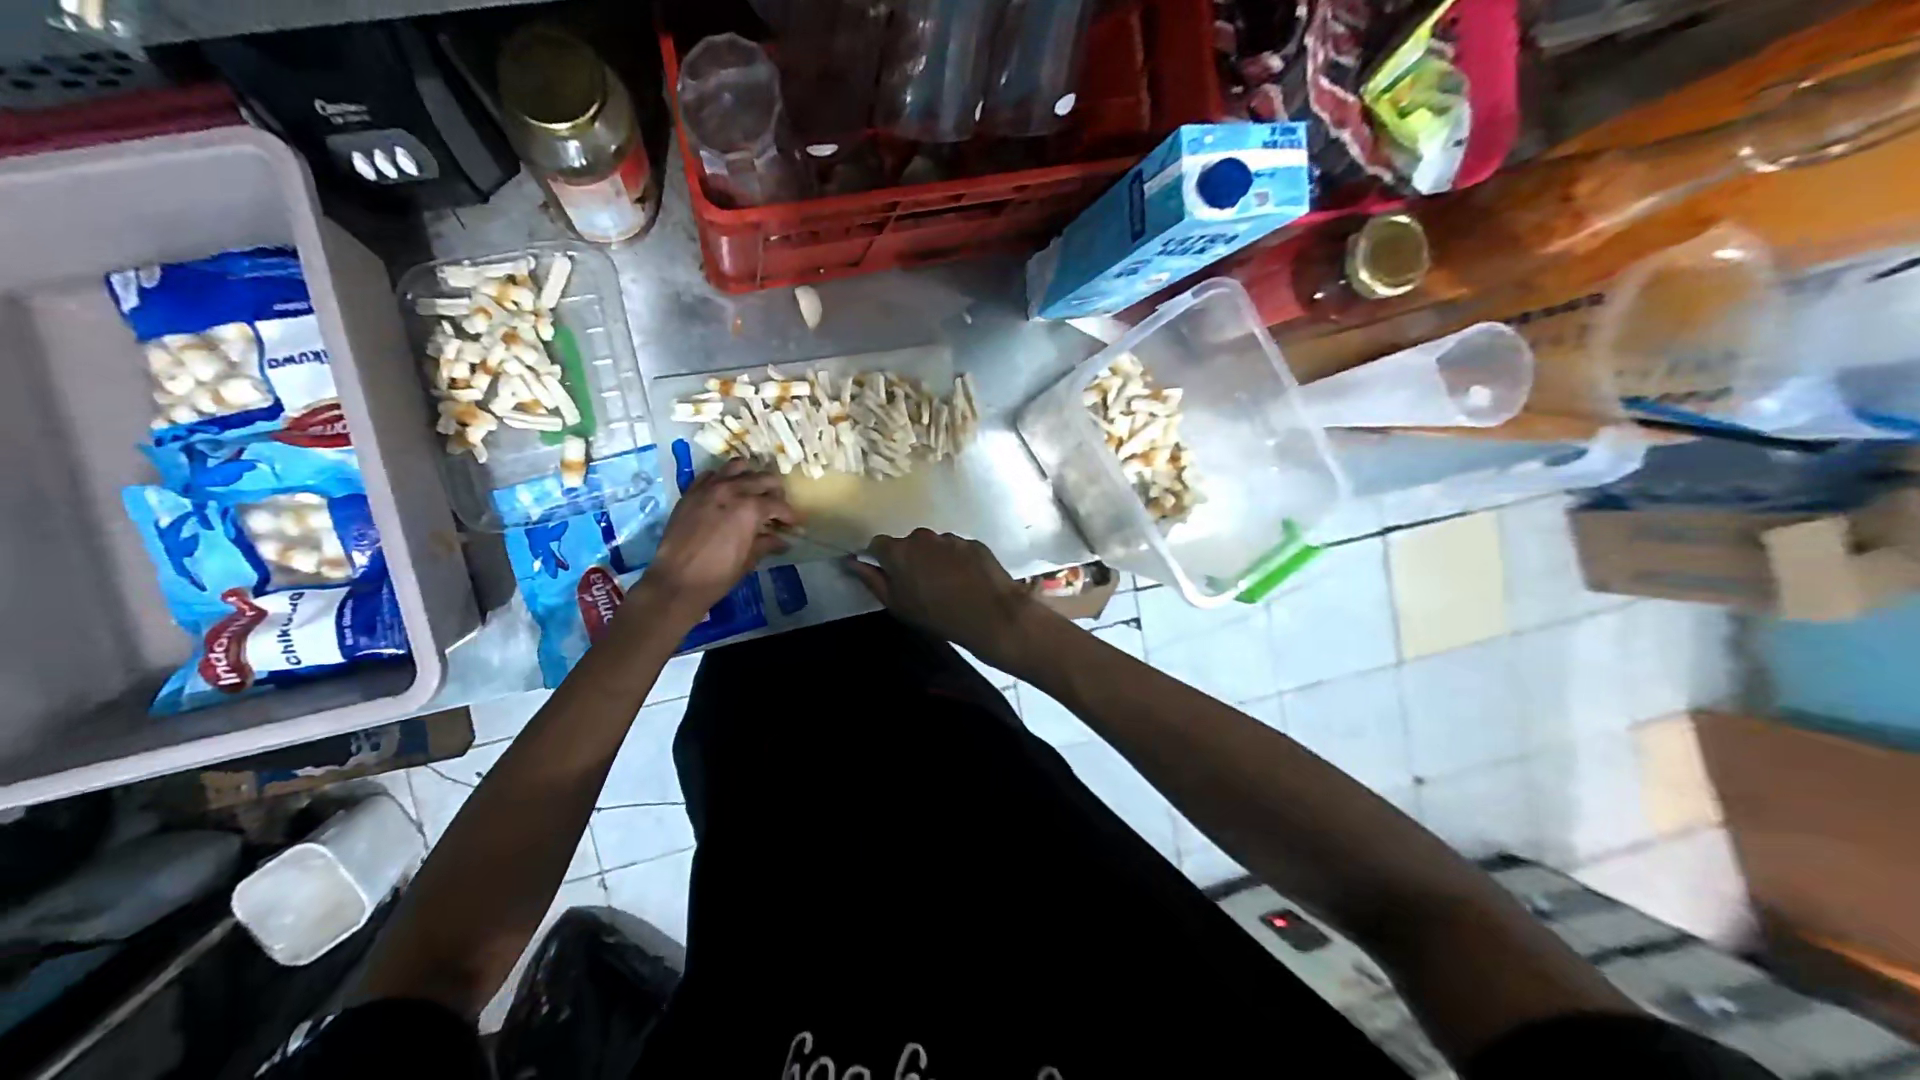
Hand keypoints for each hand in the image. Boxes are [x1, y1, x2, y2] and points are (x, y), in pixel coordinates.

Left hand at [641, 460, 798, 620]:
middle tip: (777, 507)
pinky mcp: (691, 492)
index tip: (794, 524)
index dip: (790, 515)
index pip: (779, 504)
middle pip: (763, 478)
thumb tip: (782, 540)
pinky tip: (726, 494)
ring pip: (737, 467)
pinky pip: (712, 475)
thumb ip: (767, 543)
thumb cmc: (718, 574)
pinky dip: (723, 479)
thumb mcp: (749, 560)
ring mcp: (709, 488)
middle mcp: (732, 490)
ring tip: (752, 492)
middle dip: (775, 492)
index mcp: (750, 508)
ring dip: (750, 477)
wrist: (677, 581)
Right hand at [848, 529, 1049, 670]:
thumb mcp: (897, 604)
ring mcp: (951, 538)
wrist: (990, 613)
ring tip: (948, 587)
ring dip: (936, 561)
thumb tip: (852, 561)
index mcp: (899, 550)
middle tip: (922, 587)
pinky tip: (967, 583)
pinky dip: (958, 563)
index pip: (879, 545)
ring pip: (935, 547)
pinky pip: (958, 551)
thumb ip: (872, 579)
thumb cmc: (936, 614)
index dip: (883, 560)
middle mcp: (923, 537)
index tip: (892, 578)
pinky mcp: (974, 543)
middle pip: (909, 544)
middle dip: (912, 560)